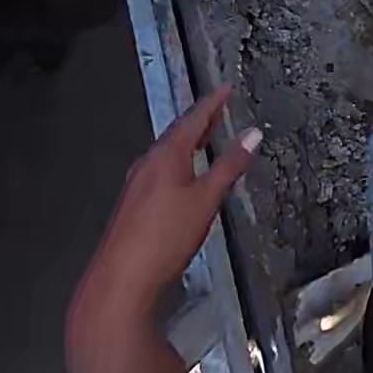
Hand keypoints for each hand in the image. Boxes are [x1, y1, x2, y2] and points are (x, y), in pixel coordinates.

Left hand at [70, 85, 261, 325]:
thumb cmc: (166, 237)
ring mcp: (137, 183)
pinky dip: (178, 159)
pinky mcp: (133, 204)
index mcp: (166, 154)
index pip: (193, 119)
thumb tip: (253, 134)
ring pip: (167, 151)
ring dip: (189, 140)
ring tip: (207, 136)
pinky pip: (160, 168)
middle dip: (201, 120)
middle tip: (220, 108)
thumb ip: (230, 166)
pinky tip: (184, 173)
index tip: (225, 88)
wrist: (119, 284)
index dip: (212, 103)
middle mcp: (148, 162)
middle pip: (178, 133)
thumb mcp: (206, 199)